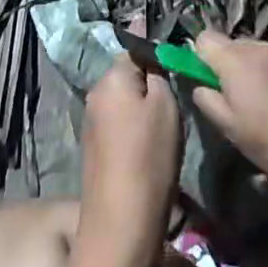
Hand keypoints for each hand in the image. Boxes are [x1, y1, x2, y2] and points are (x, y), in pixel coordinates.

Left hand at [81, 53, 181, 237]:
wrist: (122, 218)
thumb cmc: (149, 155)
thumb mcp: (165, 105)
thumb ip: (158, 73)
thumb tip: (151, 56)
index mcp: (110, 77)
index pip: (134, 48)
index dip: (156, 51)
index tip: (176, 56)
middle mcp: (95, 92)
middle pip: (126, 74)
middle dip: (148, 79)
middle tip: (177, 94)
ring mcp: (91, 119)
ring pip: (122, 98)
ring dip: (141, 102)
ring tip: (167, 120)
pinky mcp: (93, 144)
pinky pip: (117, 120)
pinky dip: (133, 123)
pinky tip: (149, 141)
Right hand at [190, 31, 267, 198]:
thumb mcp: (233, 132)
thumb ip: (209, 100)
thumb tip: (203, 86)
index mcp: (237, 62)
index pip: (205, 39)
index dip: (203, 58)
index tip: (213, 83)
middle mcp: (264, 46)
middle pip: (235, 45)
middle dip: (234, 66)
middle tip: (247, 101)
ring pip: (264, 52)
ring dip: (262, 69)